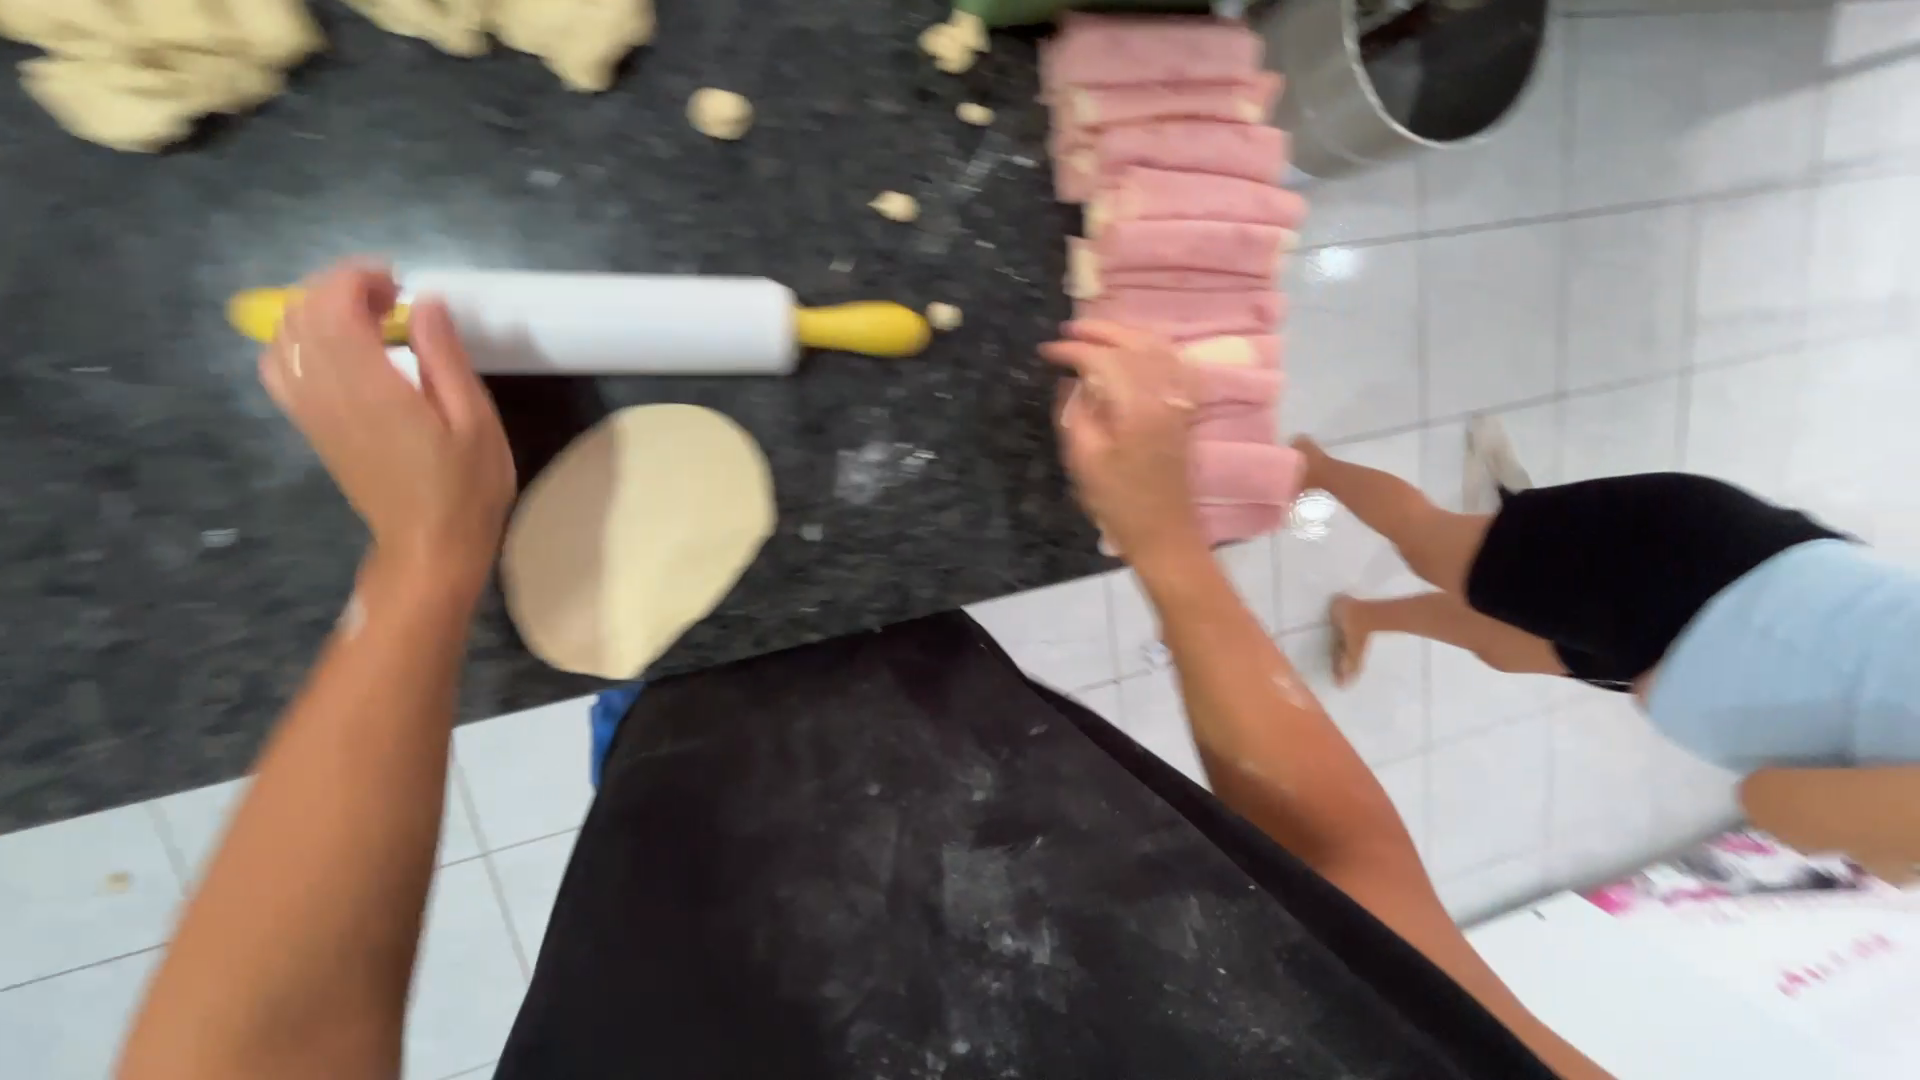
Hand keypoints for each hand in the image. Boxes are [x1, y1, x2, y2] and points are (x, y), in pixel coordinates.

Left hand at [260, 259, 515, 591]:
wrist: (430, 544)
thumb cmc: (466, 485)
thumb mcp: (475, 420)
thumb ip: (446, 357)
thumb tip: (426, 303)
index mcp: (369, 386)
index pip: (332, 306)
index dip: (356, 278)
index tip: (399, 282)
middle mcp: (325, 391)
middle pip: (301, 313)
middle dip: (339, 289)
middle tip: (392, 299)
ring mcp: (309, 409)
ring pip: (284, 336)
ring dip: (319, 313)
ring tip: (369, 320)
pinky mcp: (309, 425)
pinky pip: (278, 367)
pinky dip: (299, 342)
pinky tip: (339, 351)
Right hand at [1040, 321, 1205, 565]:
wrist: (1163, 533)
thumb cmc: (1118, 502)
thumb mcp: (1083, 460)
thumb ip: (1075, 413)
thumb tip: (1070, 382)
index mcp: (1136, 407)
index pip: (1103, 360)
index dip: (1072, 351)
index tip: (1046, 353)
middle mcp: (1164, 395)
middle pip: (1135, 344)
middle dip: (1100, 332)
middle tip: (1068, 331)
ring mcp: (1179, 402)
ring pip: (1158, 349)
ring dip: (1126, 334)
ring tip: (1097, 334)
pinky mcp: (1185, 412)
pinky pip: (1176, 366)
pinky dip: (1156, 350)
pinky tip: (1141, 351)